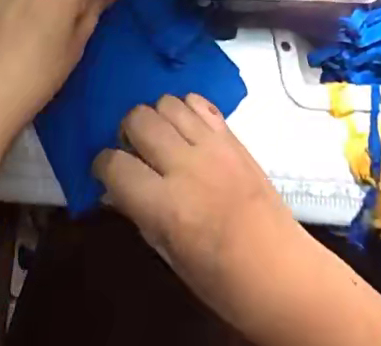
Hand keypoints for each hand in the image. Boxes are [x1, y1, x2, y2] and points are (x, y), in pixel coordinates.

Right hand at [94, 95, 304, 314]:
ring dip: (156, 115)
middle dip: (126, 131)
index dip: (103, 164)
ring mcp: (212, 146)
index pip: (115, 164)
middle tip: (133, 149)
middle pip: (139, 119)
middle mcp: (186, 166)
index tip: (105, 171)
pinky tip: (186, 129)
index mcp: (166, 206)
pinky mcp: (232, 137)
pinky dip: (186, 108)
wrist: (277, 268)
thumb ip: (140, 214)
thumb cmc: (219, 278)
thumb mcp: (168, 255)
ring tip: (160, 136)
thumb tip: (115, 189)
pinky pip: (200, 103)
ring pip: (168, 102)